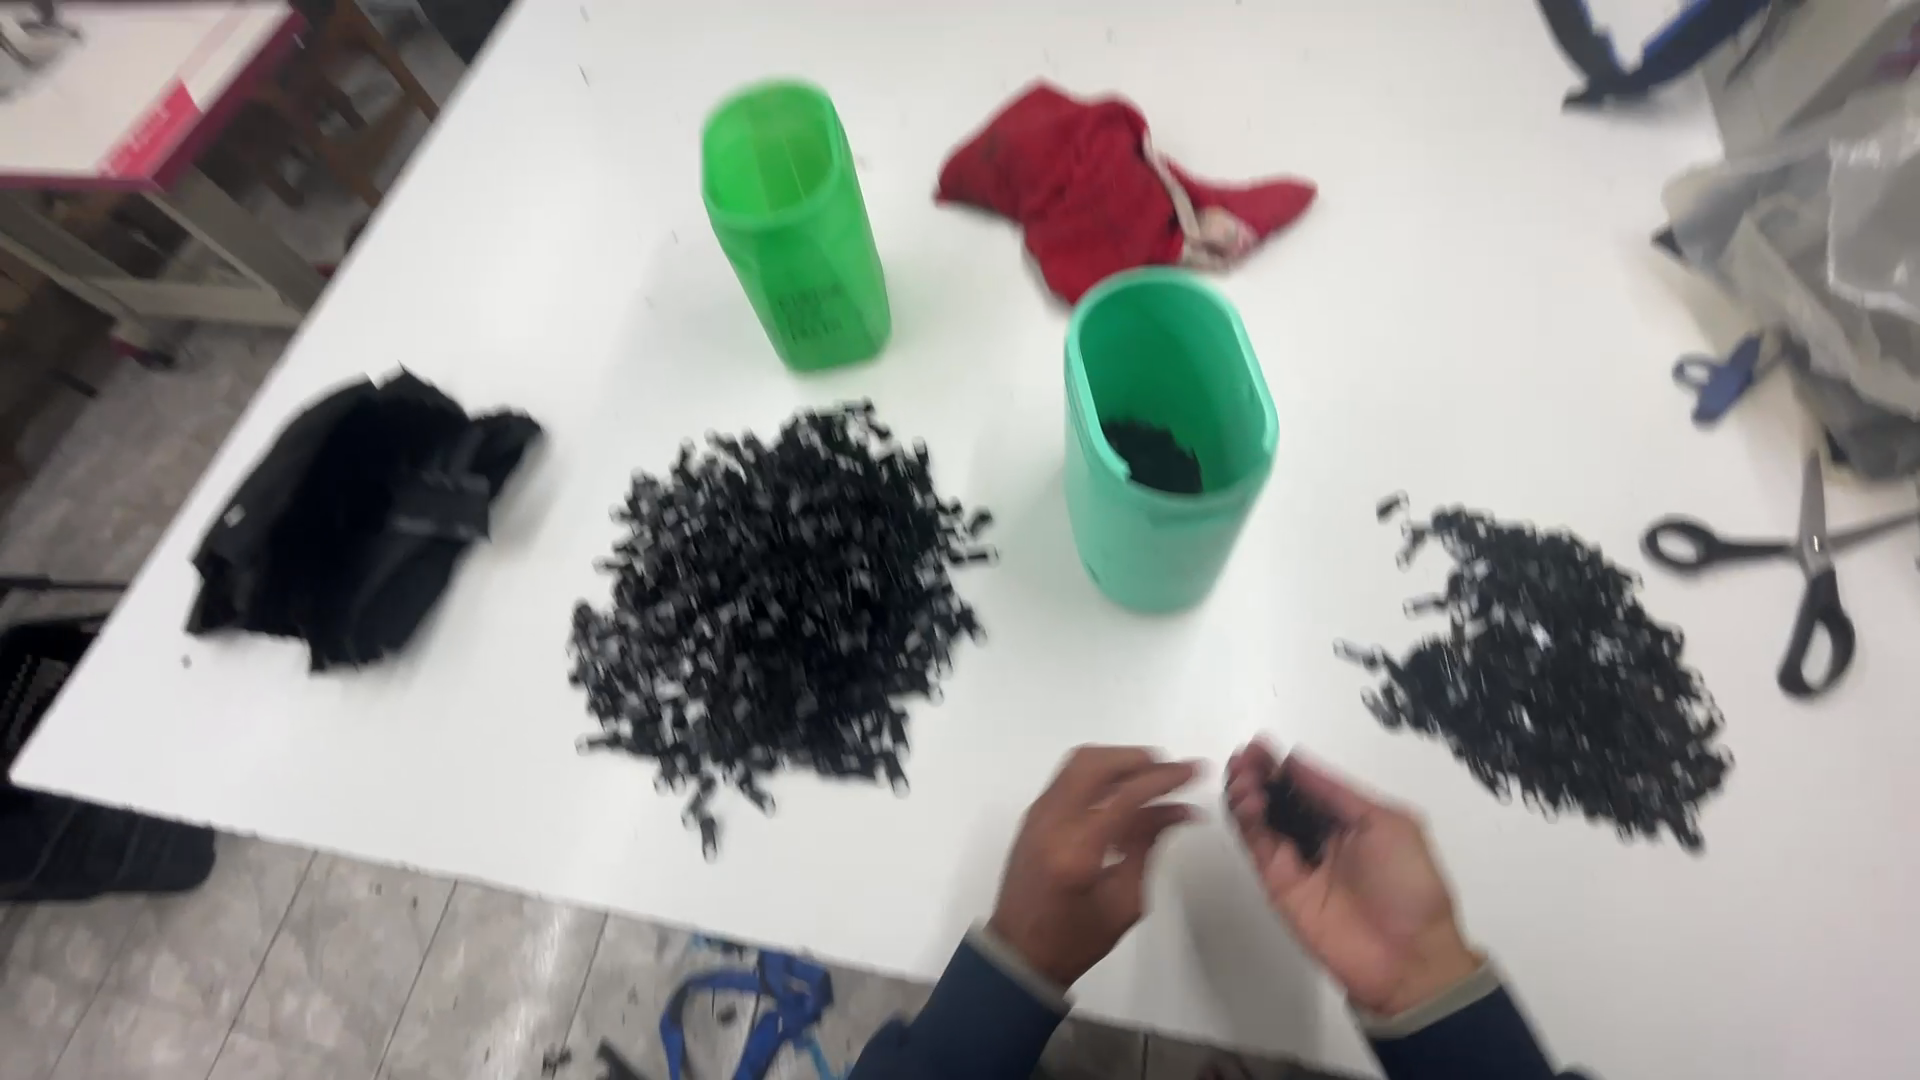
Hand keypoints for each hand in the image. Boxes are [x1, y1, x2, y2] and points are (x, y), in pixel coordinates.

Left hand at [989, 745, 1202, 987]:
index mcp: (1078, 849)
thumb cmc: (1076, 939)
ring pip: (1079, 762)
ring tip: (1151, 774)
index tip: (1193, 770)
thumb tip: (1176, 809)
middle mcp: (1053, 819)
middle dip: (1138, 760)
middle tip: (1171, 770)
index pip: (1125, 796)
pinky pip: (1069, 775)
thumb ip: (1146, 847)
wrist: (1019, 951)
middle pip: (1096, 764)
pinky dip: (1099, 772)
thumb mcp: (1124, 902)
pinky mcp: (1034, 812)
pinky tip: (1124, 788)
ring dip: (1118, 760)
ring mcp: (1038, 812)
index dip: (1163, 778)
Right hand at [1224, 739, 1479, 1015]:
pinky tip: (1248, 801)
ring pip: (1257, 814)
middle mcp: (1313, 833)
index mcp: (1343, 817)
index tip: (1260, 744)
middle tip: (1245, 757)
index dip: (1280, 762)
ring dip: (1245, 788)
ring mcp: (1292, 856)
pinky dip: (1244, 818)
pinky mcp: (1275, 878)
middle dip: (1255, 771)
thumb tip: (1293, 760)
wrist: (1409, 958)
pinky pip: (1254, 841)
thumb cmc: (1409, 885)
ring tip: (1243, 775)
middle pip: (1273, 794)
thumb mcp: (1388, 824)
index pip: (1302, 782)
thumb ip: (1336, 791)